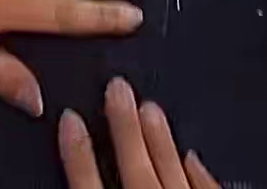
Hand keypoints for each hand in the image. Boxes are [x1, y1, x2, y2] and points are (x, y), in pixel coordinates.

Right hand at [59, 78, 220, 188]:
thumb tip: (65, 183)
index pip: (88, 188)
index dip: (78, 153)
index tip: (70, 120)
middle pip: (134, 168)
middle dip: (123, 125)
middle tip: (117, 87)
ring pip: (170, 173)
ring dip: (160, 140)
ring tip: (151, 107)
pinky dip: (201, 175)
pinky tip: (194, 156)